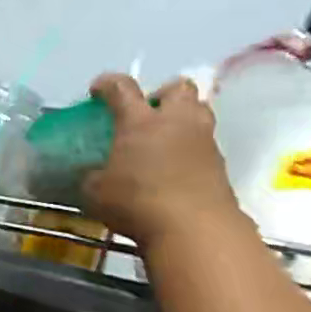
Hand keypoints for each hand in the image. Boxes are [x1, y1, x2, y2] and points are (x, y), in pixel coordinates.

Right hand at [82, 73, 243, 248]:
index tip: (98, 89)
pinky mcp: (219, 163)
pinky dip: (191, 151)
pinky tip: (178, 171)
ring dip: (183, 118)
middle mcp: (175, 121)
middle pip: (177, 87)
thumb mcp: (97, 194)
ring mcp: (202, 140)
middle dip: (162, 95)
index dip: (108, 84)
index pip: (122, 89)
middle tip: (149, 115)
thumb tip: (91, 175)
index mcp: (139, 122)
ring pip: (198, 111)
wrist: (191, 227)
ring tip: (167, 140)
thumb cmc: (137, 203)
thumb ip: (92, 178)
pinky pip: (204, 145)